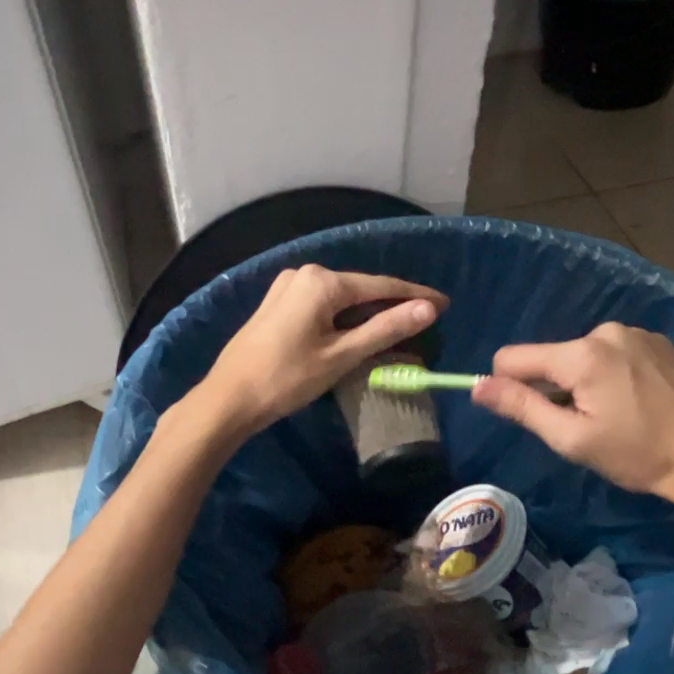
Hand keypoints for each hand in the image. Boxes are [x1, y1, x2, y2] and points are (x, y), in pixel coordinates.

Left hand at [193, 264, 445, 437]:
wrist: (229, 399)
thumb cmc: (286, 379)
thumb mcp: (341, 355)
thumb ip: (386, 329)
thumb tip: (429, 309)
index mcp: (322, 282)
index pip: (381, 286)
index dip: (415, 297)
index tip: (445, 304)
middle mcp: (304, 274)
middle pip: (360, 289)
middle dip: (392, 304)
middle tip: (426, 319)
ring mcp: (286, 288)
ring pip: (340, 298)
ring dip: (368, 313)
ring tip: (399, 326)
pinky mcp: (276, 306)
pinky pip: (321, 306)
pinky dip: (343, 317)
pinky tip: (357, 331)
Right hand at [471, 322, 673, 510]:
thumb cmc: (639, 455)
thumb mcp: (572, 439)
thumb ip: (521, 407)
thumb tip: (476, 387)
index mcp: (581, 354)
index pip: (512, 358)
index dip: (508, 387)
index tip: (531, 416)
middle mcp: (606, 332)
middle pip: (551, 358)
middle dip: (555, 389)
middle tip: (585, 426)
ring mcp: (638, 334)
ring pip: (582, 357)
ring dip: (584, 384)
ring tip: (615, 418)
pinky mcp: (660, 344)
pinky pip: (612, 355)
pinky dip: (611, 377)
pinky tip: (637, 405)